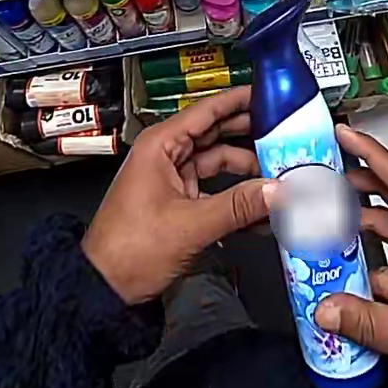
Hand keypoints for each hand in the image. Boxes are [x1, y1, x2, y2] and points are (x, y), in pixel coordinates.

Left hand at [81, 86, 271, 305]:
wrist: (100, 293)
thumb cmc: (130, 250)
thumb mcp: (190, 225)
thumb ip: (239, 206)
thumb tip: (279, 191)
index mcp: (162, 144)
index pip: (208, 110)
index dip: (240, 100)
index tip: (270, 94)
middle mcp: (168, 154)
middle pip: (217, 134)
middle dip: (251, 134)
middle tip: (286, 132)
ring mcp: (174, 178)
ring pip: (220, 163)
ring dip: (249, 171)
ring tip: (282, 173)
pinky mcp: (180, 202)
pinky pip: (216, 190)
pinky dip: (237, 198)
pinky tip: (263, 211)